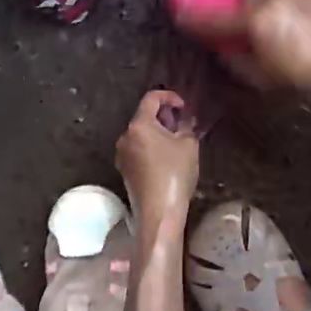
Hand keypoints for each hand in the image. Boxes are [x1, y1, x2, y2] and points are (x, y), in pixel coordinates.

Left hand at [116, 90, 198, 224]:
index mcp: (139, 125)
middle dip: (164, 115)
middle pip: (144, 115)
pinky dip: (151, 146)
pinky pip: (138, 148)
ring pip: (140, 133)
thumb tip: (185, 120)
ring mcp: (122, 154)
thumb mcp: (188, 145)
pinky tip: (166, 157)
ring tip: (176, 141)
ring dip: (157, 131)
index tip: (184, 106)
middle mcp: (125, 136)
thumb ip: (186, 126)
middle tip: (182, 124)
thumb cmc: (174, 174)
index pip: (151, 98)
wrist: (159, 213)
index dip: (169, 97)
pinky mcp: (124, 170)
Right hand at [172, 0, 310, 95]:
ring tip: (247, 11)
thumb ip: (234, 58)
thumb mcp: (261, 75)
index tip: (180, 12)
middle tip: (216, 6)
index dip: (195, 15)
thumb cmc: (302, 74)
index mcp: (257, 20)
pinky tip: (273, 14)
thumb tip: (219, 47)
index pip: (217, 15)